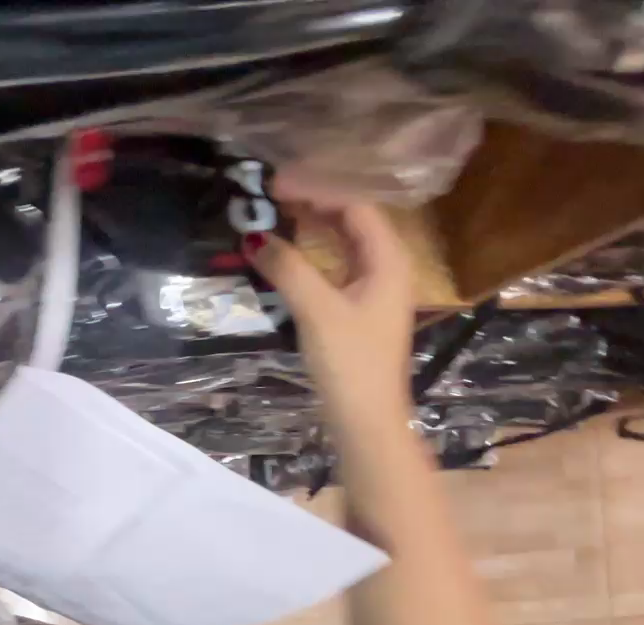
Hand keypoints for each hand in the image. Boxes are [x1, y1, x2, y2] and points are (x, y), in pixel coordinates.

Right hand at [245, 199, 414, 423]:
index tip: (276, 186)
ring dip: (311, 231)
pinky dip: (311, 258)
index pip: (354, 207)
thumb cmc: (349, 362)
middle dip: (313, 205)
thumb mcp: (317, 311)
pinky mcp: (358, 315)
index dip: (316, 191)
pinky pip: (335, 270)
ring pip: (342, 247)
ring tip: (276, 219)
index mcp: (388, 260)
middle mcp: (386, 269)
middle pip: (351, 222)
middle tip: (271, 198)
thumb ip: (288, 270)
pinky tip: (289, 259)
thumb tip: (254, 238)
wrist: (366, 419)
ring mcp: (373, 293)